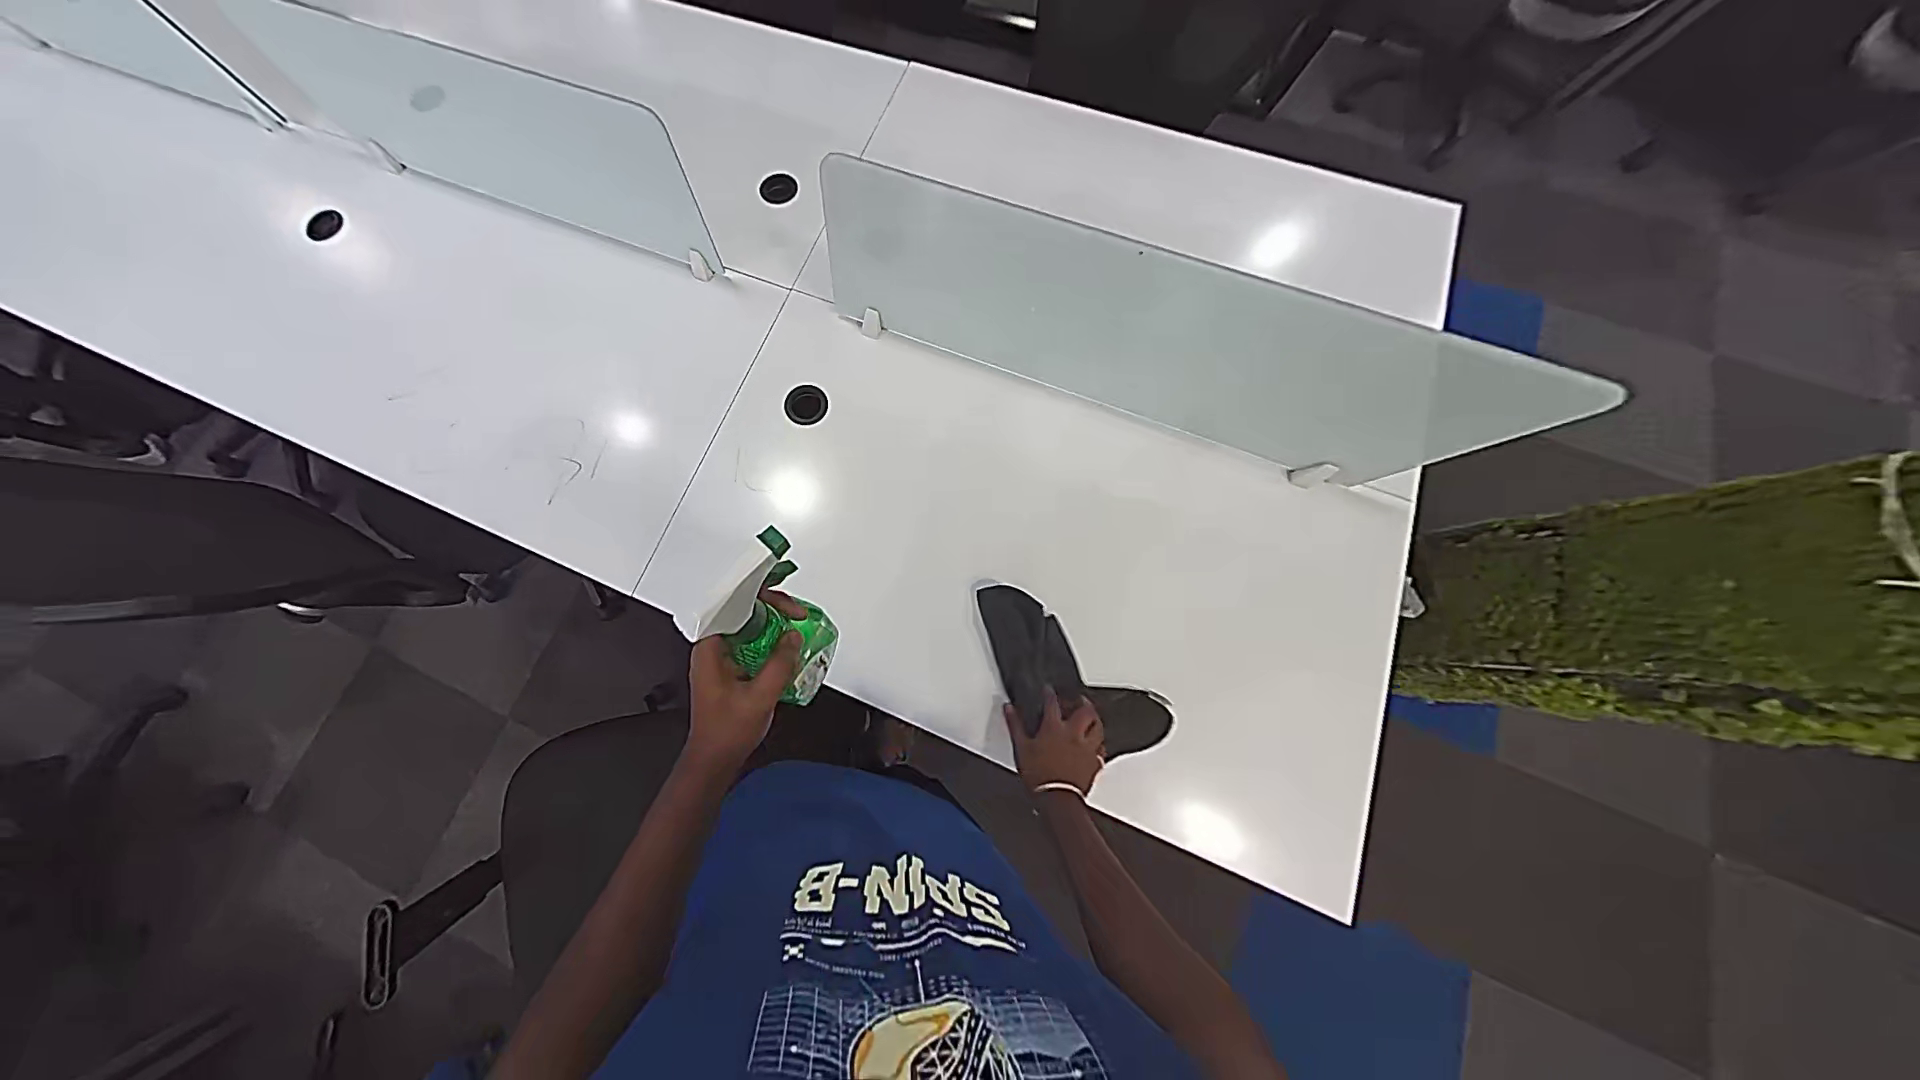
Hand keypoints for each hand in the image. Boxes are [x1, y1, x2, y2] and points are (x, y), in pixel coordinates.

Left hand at [686, 590, 803, 768]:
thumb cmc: (725, 733)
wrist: (714, 759)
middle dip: (772, 609)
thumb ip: (780, 663)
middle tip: (796, 615)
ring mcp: (720, 658)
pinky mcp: (730, 668)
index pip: (734, 606)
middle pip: (742, 612)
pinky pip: (751, 643)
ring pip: (748, 627)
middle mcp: (711, 649)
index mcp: (709, 649)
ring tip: (795, 625)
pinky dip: (770, 641)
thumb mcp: (760, 695)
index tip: (786, 606)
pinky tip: (787, 647)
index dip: (762, 599)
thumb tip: (792, 637)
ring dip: (773, 624)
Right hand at [1005, 686, 1104, 797]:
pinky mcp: (1094, 762)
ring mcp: (1086, 748)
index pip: (1052, 703)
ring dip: (1095, 720)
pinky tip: (1097, 744)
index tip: (1049, 690)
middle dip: (1082, 702)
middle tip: (1080, 699)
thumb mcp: (1021, 747)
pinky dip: (1099, 744)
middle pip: (1084, 711)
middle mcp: (1073, 734)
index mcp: (1054, 728)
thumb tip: (1009, 709)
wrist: (1057, 799)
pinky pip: (1101, 749)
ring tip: (1092, 717)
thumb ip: (1015, 725)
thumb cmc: (1039, 775)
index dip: (1050, 693)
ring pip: (1098, 727)